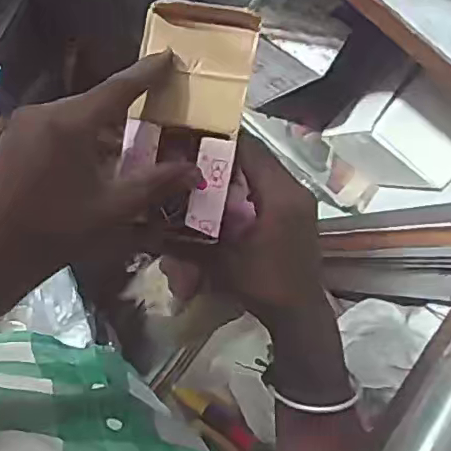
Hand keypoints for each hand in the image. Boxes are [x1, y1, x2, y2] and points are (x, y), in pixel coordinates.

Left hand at [0, 53, 198, 306]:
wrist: (0, 250)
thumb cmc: (59, 231)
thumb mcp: (114, 208)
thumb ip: (156, 183)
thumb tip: (195, 172)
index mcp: (70, 123)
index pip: (118, 88)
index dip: (146, 73)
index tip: (167, 57)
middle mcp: (44, 112)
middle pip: (94, 102)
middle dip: (123, 109)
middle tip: (152, 111)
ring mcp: (23, 123)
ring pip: (73, 114)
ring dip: (98, 126)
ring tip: (122, 143)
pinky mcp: (12, 137)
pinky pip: (53, 125)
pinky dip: (75, 134)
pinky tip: (87, 157)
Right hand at [197, 134, 330, 331]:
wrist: (300, 315)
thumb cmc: (264, 285)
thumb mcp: (221, 261)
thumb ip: (187, 240)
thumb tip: (149, 228)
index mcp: (280, 194)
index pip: (249, 148)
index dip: (219, 138)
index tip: (190, 135)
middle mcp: (294, 190)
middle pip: (256, 156)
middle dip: (224, 153)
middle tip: (191, 154)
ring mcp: (298, 201)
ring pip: (263, 170)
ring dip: (236, 169)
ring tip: (204, 171)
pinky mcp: (297, 213)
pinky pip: (269, 186)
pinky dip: (246, 185)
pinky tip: (223, 197)